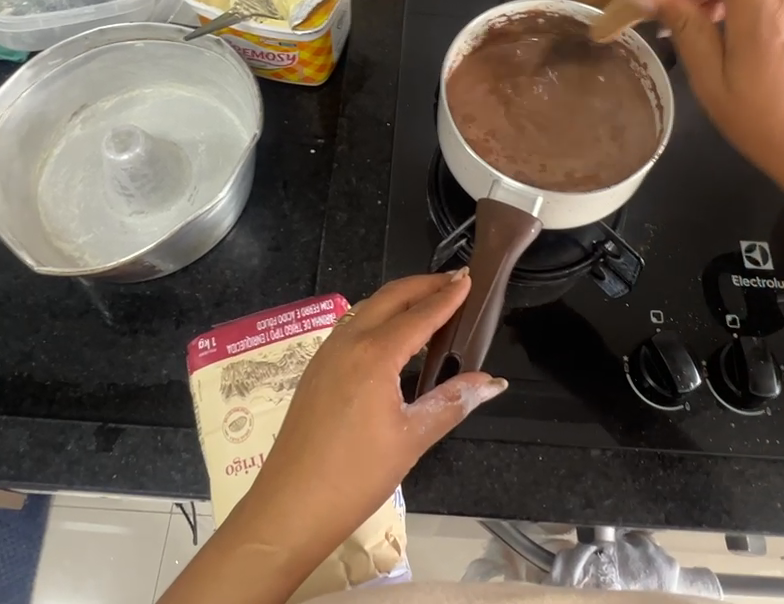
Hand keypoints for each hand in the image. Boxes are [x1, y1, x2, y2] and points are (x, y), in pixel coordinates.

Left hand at [230, 271, 505, 559]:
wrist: (290, 506)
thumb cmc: (356, 476)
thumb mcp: (412, 439)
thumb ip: (453, 401)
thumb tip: (493, 381)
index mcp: (374, 354)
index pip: (419, 314)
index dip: (447, 296)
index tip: (469, 278)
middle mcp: (348, 342)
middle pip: (391, 297)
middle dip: (424, 285)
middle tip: (455, 281)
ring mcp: (327, 352)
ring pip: (368, 308)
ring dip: (400, 298)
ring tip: (429, 301)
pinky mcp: (316, 367)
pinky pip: (353, 325)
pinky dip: (380, 315)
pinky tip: (393, 333)